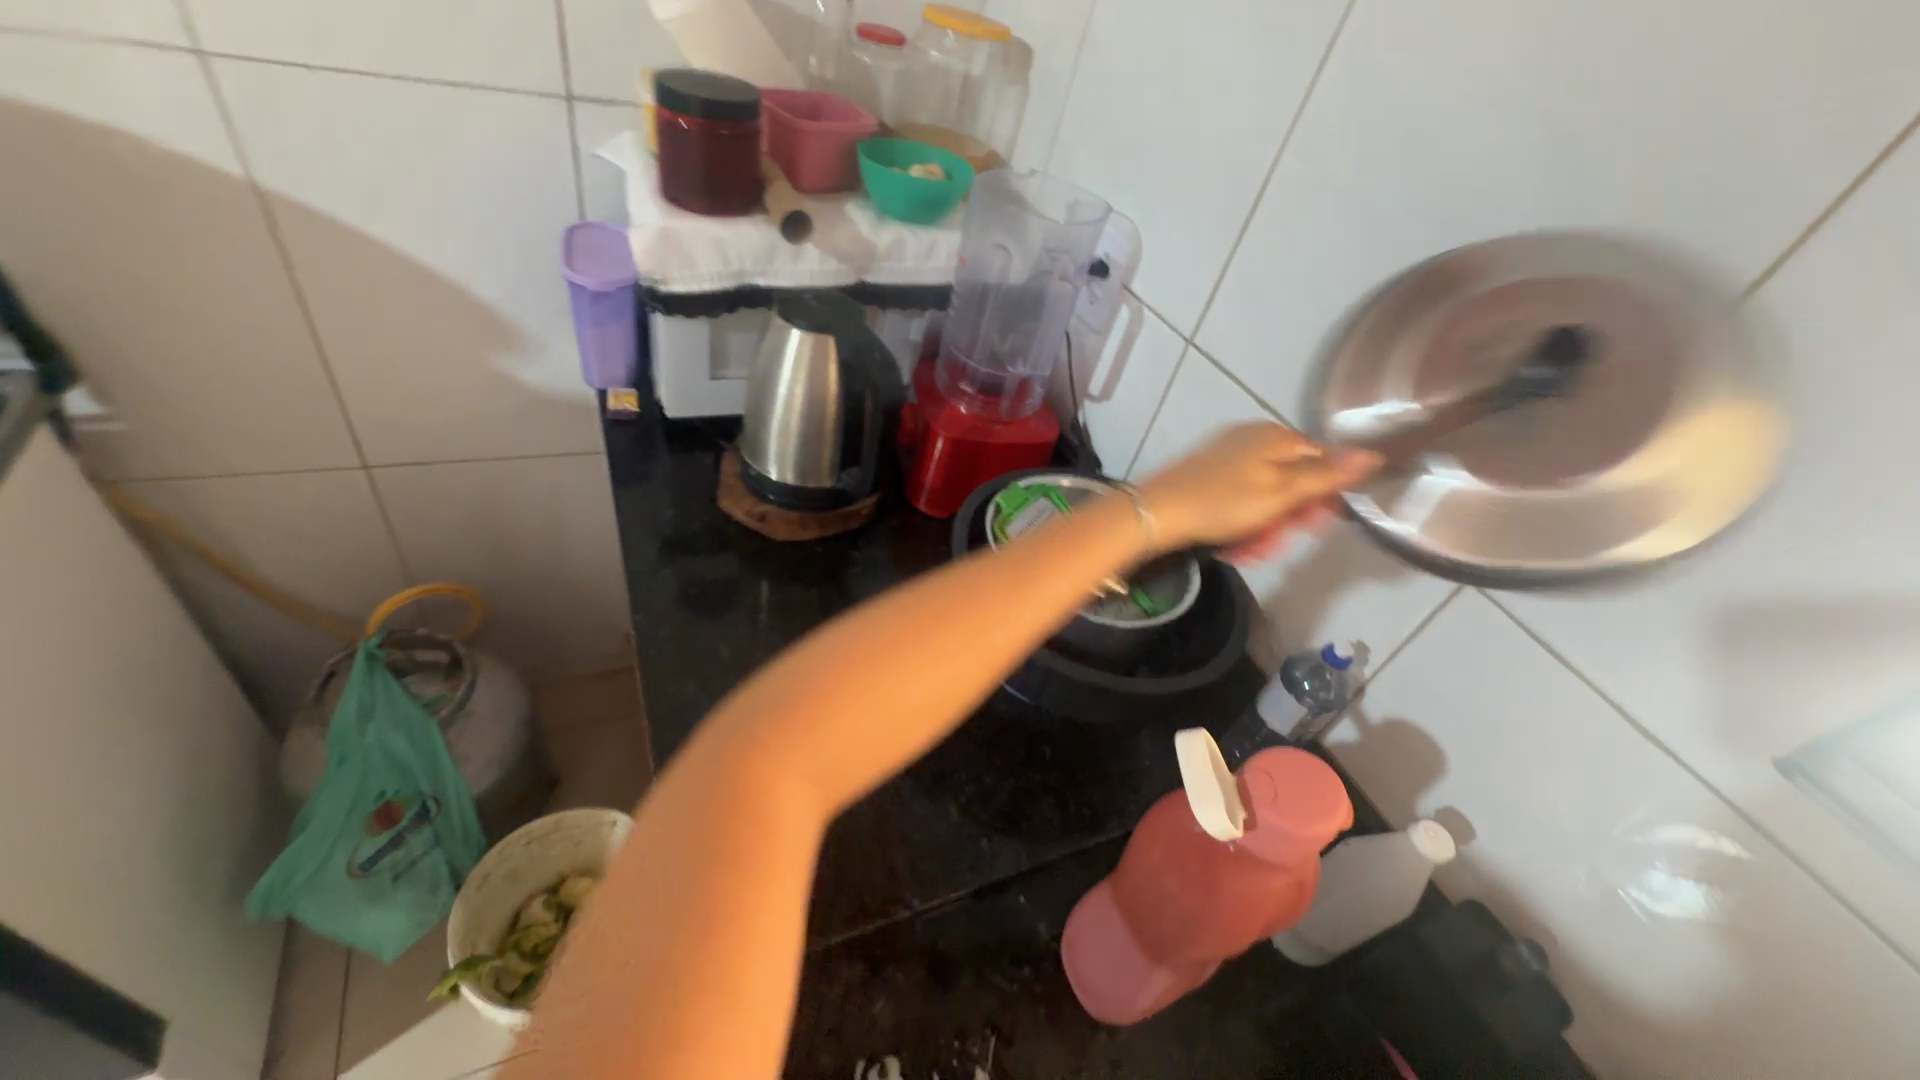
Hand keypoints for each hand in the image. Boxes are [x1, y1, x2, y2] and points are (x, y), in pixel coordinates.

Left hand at [1134, 422, 1380, 558]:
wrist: (1156, 514)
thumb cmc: (1223, 503)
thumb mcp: (1281, 493)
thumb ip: (1327, 476)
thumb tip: (1375, 454)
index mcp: (1275, 436)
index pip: (1322, 460)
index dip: (1324, 496)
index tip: (1317, 527)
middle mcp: (1253, 440)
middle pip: (1292, 481)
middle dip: (1288, 518)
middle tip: (1274, 543)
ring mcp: (1228, 458)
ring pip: (1265, 498)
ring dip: (1263, 529)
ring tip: (1249, 551)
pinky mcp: (1207, 478)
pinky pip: (1238, 502)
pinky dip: (1241, 525)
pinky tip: (1233, 546)